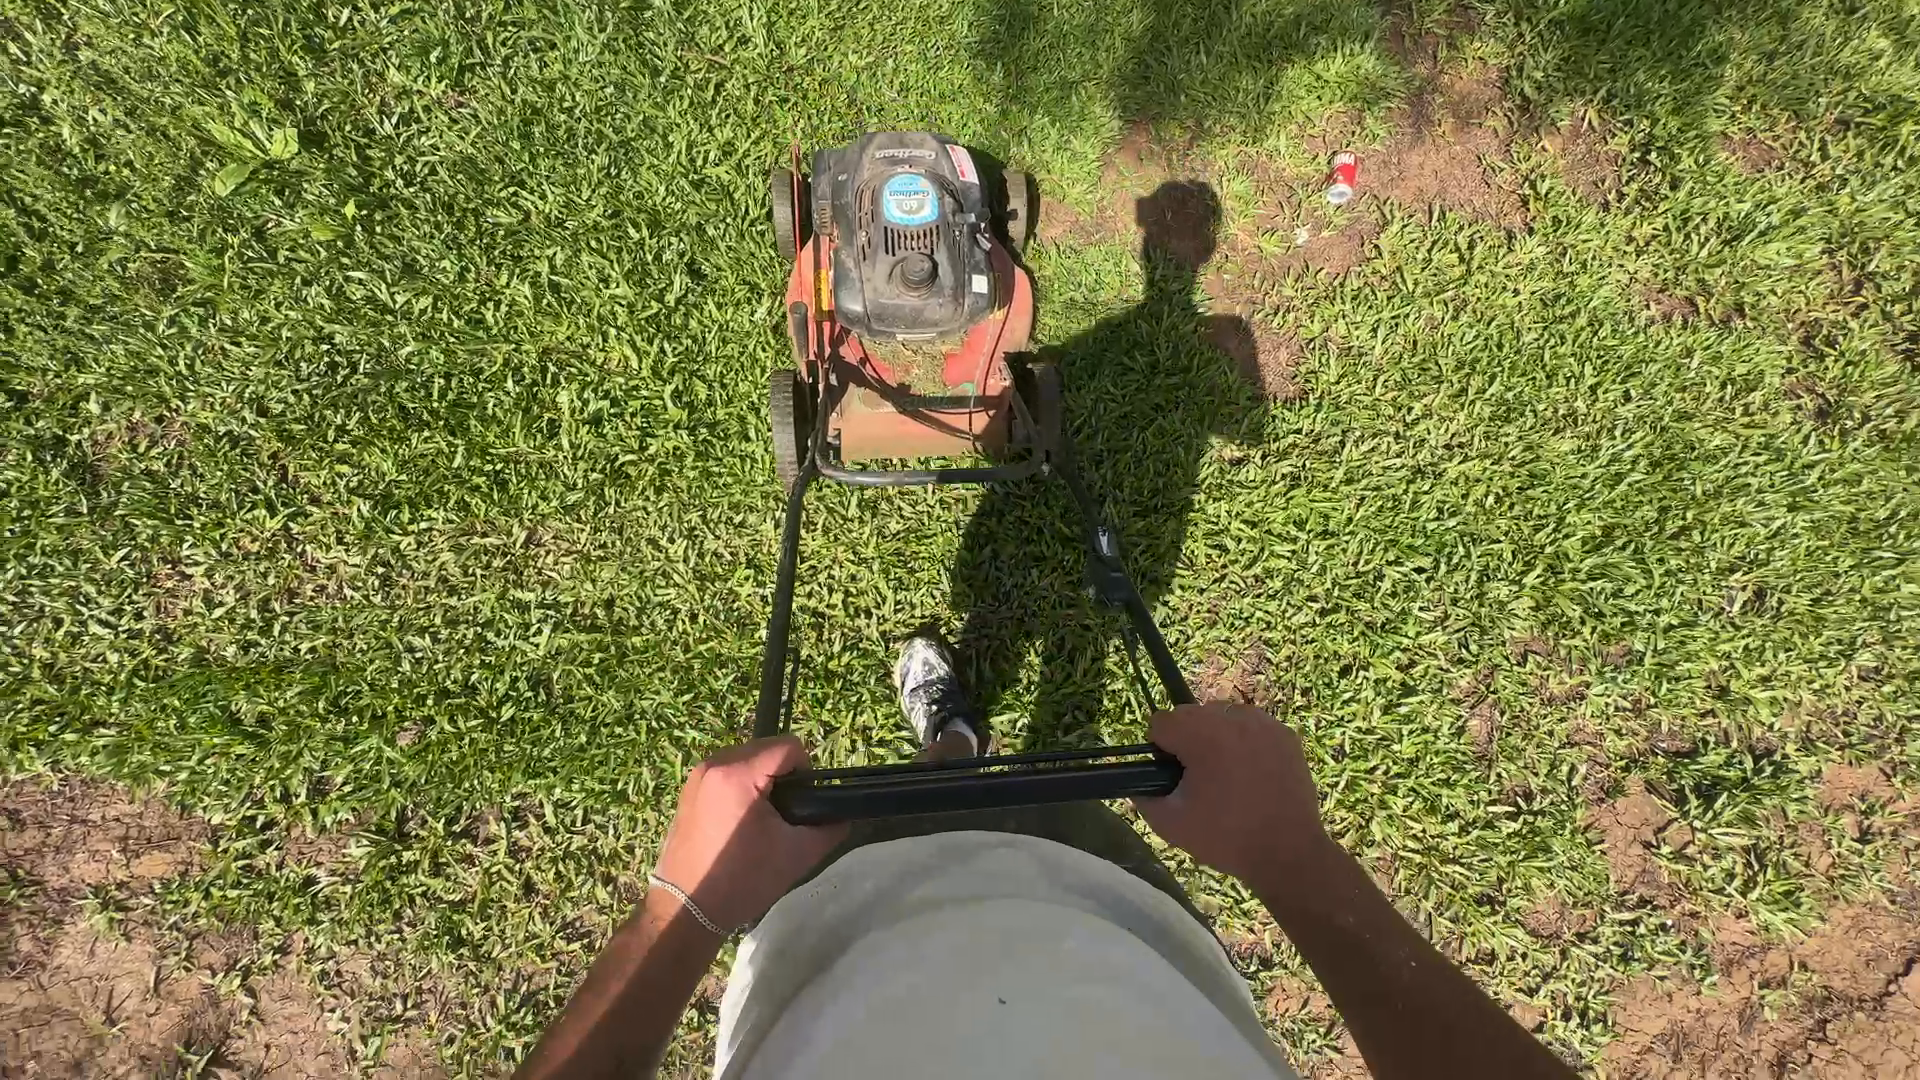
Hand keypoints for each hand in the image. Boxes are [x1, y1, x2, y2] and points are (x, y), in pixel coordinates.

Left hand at [652, 736, 847, 929]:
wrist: (686, 911)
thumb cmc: (742, 880)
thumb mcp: (796, 854)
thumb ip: (830, 828)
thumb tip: (845, 815)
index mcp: (738, 774)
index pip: (789, 747)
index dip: (806, 772)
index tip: (802, 805)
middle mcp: (715, 764)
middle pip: (767, 748)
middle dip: (783, 774)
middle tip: (785, 813)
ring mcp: (698, 774)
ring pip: (747, 757)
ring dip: (763, 777)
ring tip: (763, 818)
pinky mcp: (689, 788)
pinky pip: (728, 770)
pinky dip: (742, 784)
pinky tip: (741, 820)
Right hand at [1134, 704, 1331, 890]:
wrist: (1289, 854)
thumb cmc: (1226, 838)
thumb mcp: (1170, 824)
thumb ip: (1142, 796)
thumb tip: (1137, 782)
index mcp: (1200, 734)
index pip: (1161, 722)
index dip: (1161, 750)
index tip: (1175, 776)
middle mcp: (1231, 718)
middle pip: (1189, 714)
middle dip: (1188, 740)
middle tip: (1201, 779)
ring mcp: (1262, 723)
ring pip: (1220, 715)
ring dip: (1215, 736)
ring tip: (1227, 774)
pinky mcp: (1283, 733)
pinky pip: (1250, 725)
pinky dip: (1244, 740)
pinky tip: (1252, 771)